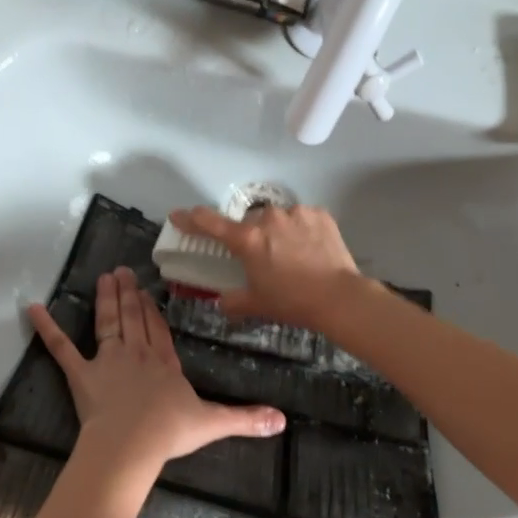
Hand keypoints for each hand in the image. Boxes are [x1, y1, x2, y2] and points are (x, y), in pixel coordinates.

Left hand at [27, 266, 283, 474]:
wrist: (131, 444)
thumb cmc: (169, 433)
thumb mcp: (213, 424)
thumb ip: (245, 419)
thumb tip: (283, 421)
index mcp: (164, 363)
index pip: (158, 331)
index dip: (152, 311)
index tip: (147, 291)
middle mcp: (137, 355)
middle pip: (133, 320)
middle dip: (128, 295)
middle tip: (122, 271)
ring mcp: (108, 361)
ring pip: (108, 323)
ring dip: (105, 299)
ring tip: (104, 277)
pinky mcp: (81, 374)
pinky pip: (62, 348)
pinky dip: (47, 328)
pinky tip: (32, 308)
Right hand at [168, 205, 365, 329]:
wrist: (339, 297)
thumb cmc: (292, 301)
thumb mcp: (256, 304)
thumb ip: (232, 301)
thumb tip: (222, 301)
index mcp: (247, 240)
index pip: (210, 223)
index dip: (191, 219)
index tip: (179, 215)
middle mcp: (268, 219)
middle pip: (250, 224)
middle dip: (252, 238)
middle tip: (263, 260)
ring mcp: (296, 213)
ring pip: (278, 220)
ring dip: (278, 233)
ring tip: (292, 257)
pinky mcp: (319, 214)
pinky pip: (302, 219)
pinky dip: (302, 231)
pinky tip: (310, 250)